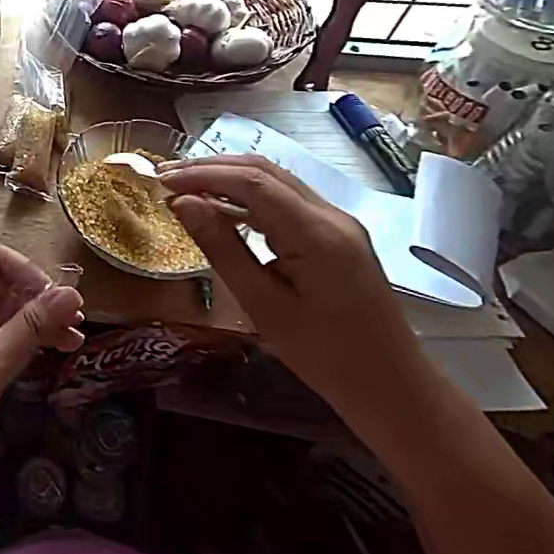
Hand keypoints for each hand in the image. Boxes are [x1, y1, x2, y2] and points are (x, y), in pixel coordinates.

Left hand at [0, 243, 83, 476]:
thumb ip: (34, 324)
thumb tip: (74, 293)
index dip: (29, 271)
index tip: (54, 300)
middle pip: (6, 282)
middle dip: (42, 299)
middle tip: (76, 322)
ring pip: (8, 309)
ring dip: (41, 321)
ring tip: (74, 339)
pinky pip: (3, 332)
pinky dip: (28, 338)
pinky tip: (55, 349)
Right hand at [160, 156, 424, 414]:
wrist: (391, 385)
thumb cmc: (324, 357)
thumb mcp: (263, 306)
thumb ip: (223, 248)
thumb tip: (183, 203)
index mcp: (316, 233)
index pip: (252, 182)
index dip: (203, 174)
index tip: (163, 181)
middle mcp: (330, 214)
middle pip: (265, 170)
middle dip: (213, 168)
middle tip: (168, 178)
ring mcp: (338, 220)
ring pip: (277, 180)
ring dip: (231, 178)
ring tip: (187, 187)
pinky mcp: (338, 232)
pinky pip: (288, 199)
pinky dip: (252, 196)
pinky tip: (226, 208)